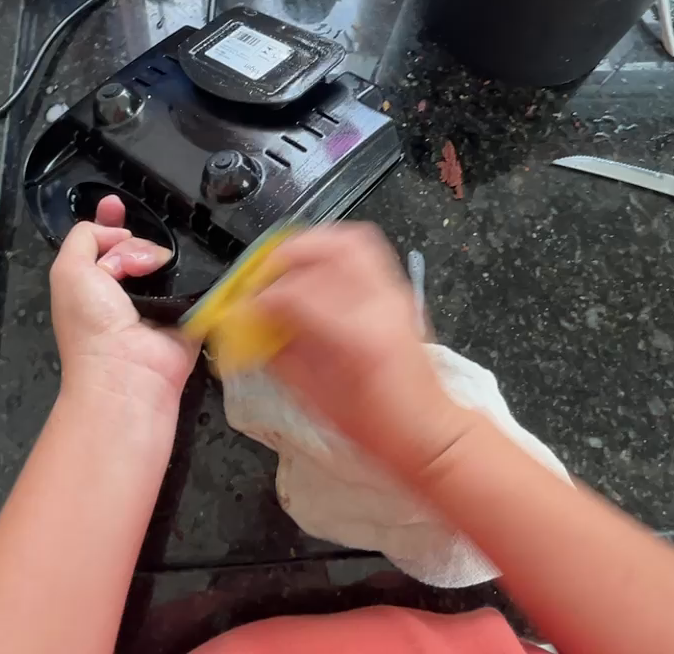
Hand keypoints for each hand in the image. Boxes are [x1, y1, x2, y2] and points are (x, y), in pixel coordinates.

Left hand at [49, 195, 196, 415]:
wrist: (128, 370)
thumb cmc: (91, 323)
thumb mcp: (68, 271)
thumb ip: (84, 237)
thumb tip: (122, 234)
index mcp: (93, 284)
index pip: (105, 242)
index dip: (111, 220)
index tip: (117, 203)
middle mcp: (125, 289)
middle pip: (137, 244)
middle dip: (133, 241)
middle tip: (131, 263)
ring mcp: (159, 298)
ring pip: (165, 255)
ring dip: (158, 254)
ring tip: (151, 269)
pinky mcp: (188, 308)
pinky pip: (194, 275)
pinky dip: (191, 267)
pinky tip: (186, 263)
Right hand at [253, 224, 475, 482]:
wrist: (429, 432)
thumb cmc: (377, 428)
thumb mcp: (316, 399)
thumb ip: (279, 357)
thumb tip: (250, 330)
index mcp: (356, 339)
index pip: (297, 294)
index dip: (261, 297)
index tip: (244, 306)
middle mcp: (379, 307)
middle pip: (329, 250)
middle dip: (286, 254)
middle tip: (263, 272)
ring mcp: (394, 295)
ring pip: (351, 241)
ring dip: (311, 245)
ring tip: (287, 262)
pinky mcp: (399, 293)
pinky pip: (364, 252)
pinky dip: (333, 250)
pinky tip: (315, 267)